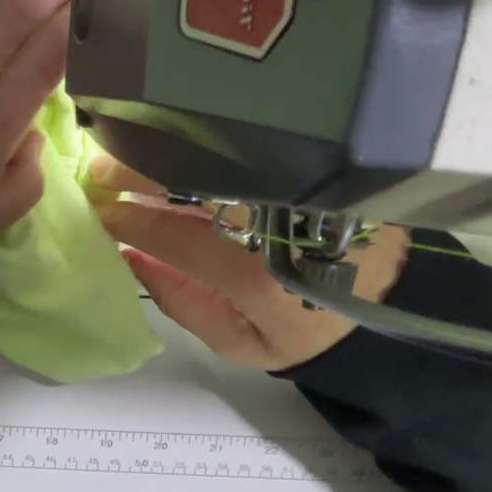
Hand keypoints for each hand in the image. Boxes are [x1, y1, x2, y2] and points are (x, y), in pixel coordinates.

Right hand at [91, 158, 409, 369]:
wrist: (393, 310)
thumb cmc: (305, 332)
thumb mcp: (237, 340)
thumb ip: (178, 301)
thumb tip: (127, 255)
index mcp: (257, 274)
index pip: (177, 235)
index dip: (131, 221)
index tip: (98, 211)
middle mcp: (279, 223)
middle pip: (198, 182)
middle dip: (141, 172)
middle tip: (101, 168)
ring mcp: (302, 190)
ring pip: (221, 162)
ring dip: (170, 155)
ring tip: (131, 154)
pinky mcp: (319, 171)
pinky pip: (251, 154)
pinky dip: (206, 152)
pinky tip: (178, 153)